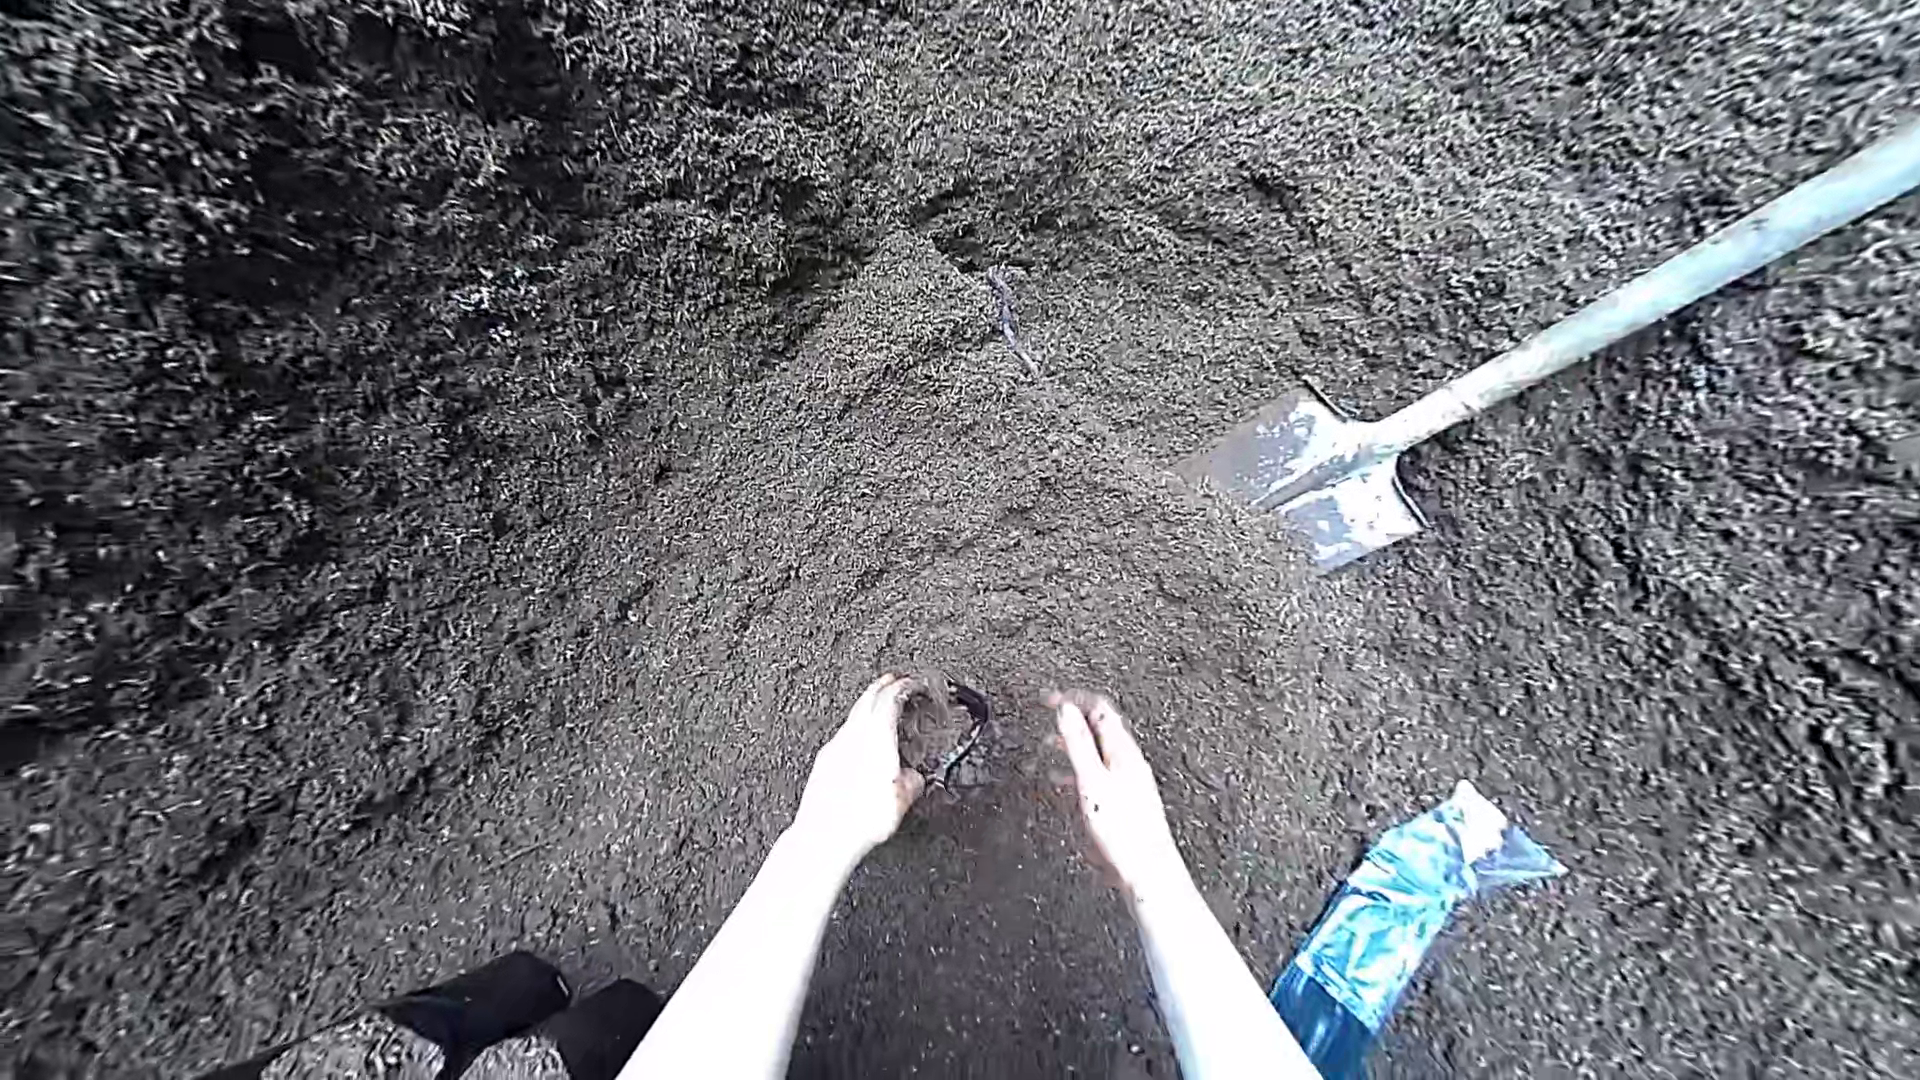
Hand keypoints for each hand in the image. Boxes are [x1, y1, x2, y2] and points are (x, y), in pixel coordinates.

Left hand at [793, 673, 927, 864]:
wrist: (823, 837)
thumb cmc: (860, 819)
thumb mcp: (901, 801)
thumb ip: (912, 782)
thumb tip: (914, 778)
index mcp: (876, 737)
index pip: (889, 698)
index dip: (902, 686)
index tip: (909, 681)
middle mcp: (854, 735)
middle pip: (867, 698)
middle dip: (882, 685)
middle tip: (893, 679)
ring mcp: (836, 746)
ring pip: (854, 715)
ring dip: (867, 704)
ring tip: (877, 705)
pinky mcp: (824, 760)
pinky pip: (843, 733)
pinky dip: (856, 726)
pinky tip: (858, 740)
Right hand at [1052, 692, 1187, 894]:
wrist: (1147, 872)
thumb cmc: (1124, 830)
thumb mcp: (1092, 780)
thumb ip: (1078, 743)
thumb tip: (1066, 709)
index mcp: (1122, 750)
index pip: (1100, 707)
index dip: (1074, 698)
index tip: (1051, 698)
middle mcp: (1127, 761)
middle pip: (1098, 727)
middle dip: (1071, 719)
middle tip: (1047, 716)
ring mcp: (1126, 779)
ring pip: (1095, 750)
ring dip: (1071, 743)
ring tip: (1049, 745)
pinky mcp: (1122, 799)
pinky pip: (1096, 772)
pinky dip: (1076, 768)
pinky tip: (1063, 781)